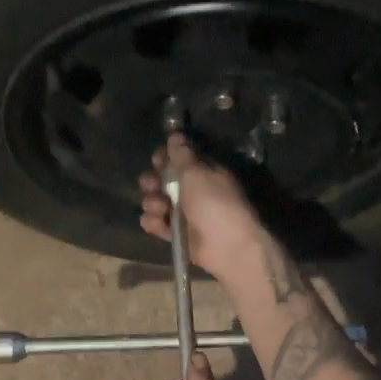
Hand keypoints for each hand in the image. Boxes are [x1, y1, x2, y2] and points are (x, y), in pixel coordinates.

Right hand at [138, 135, 266, 277]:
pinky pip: (158, 224)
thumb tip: (174, 134)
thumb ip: (182, 155)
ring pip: (157, 202)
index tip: (157, 159)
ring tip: (160, 208)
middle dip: (153, 181)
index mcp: (203, 172)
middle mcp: (193, 191)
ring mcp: (185, 214)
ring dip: (152, 202)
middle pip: (163, 181)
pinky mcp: (178, 234)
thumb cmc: (214, 203)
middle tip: (152, 185)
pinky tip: (155, 222)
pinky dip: (153, 222)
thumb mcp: (197, 173)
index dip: (165, 157)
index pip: (179, 159)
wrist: (228, 245)